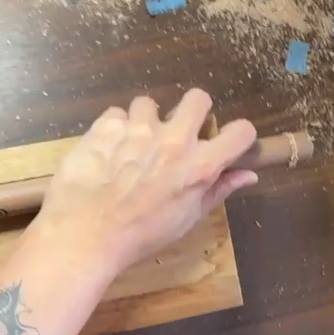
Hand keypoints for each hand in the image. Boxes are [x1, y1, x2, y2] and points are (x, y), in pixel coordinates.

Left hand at [27, 89, 258, 278]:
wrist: (85, 234)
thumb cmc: (139, 235)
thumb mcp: (185, 218)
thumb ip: (217, 190)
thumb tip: (248, 174)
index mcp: (199, 165)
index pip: (240, 131)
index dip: (236, 136)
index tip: (224, 144)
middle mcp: (173, 140)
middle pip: (198, 99)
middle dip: (191, 112)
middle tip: (176, 133)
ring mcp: (138, 128)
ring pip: (149, 104)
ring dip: (144, 122)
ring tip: (131, 146)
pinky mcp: (106, 125)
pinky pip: (116, 115)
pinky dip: (114, 129)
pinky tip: (106, 151)